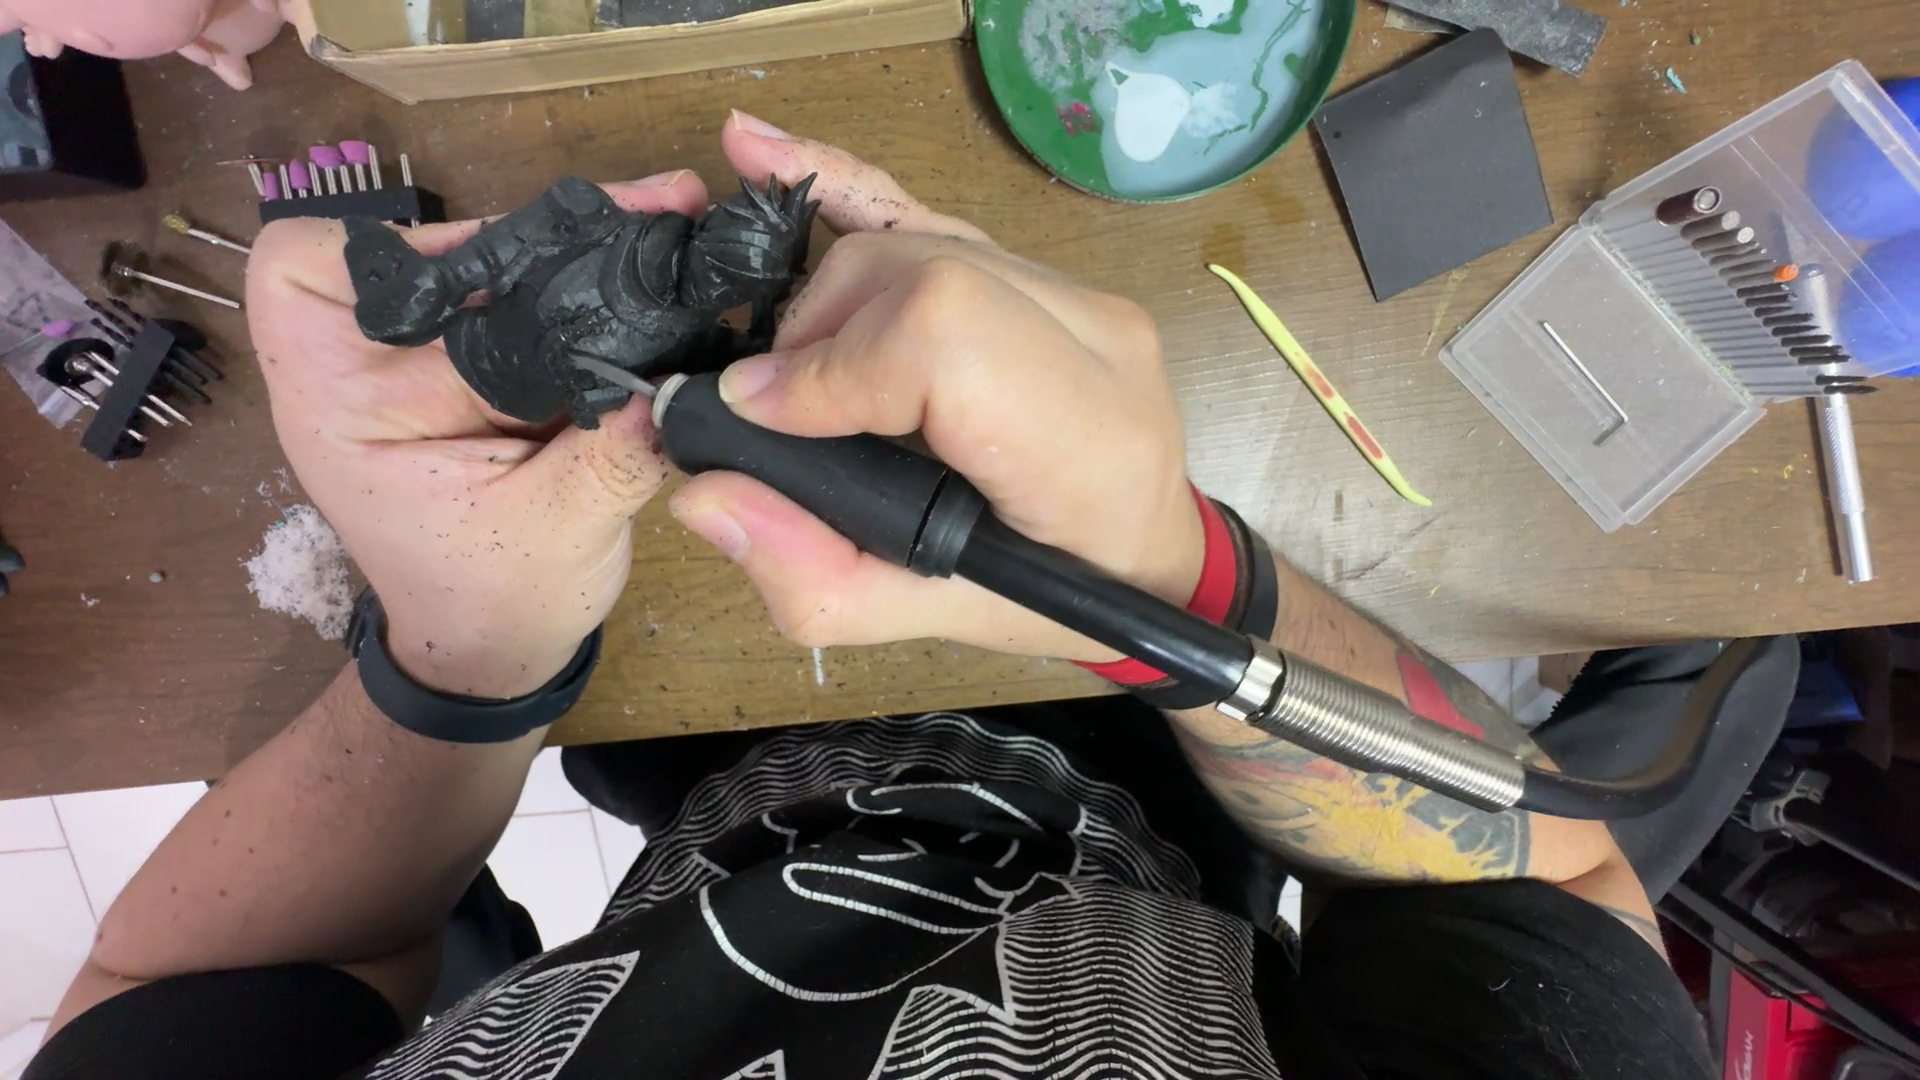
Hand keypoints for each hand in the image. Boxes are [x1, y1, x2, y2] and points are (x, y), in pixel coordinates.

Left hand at [246, 172, 705, 696]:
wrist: (496, 644)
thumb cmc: (507, 601)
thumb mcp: (566, 530)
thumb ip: (614, 453)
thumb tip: (676, 380)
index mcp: (350, 408)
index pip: (379, 285)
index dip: (460, 253)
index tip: (559, 264)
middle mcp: (363, 374)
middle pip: (414, 256)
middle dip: (524, 237)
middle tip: (633, 217)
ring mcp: (414, 378)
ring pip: (467, 278)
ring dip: (554, 260)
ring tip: (643, 237)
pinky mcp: (464, 385)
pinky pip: (508, 319)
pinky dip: (569, 301)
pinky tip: (633, 292)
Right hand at [671, 113, 1203, 661]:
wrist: (1146, 551)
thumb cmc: (1060, 595)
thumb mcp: (940, 620)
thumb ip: (824, 579)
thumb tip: (708, 494)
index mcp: (1081, 441)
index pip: (939, 338)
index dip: (831, 367)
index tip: (763, 414)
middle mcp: (1095, 342)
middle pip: (916, 274)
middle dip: (816, 335)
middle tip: (781, 406)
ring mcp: (1080, 294)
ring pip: (915, 243)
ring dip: (828, 296)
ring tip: (797, 366)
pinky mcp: (1051, 275)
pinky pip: (941, 216)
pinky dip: (851, 189)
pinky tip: (763, 153)